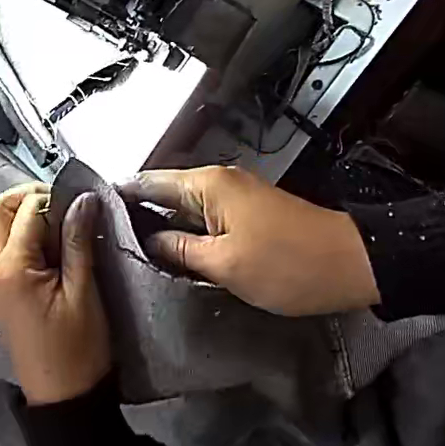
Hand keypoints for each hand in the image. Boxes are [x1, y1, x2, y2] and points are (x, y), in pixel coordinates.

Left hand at [0, 184, 112, 404]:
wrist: (64, 400)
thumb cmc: (77, 349)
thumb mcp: (83, 291)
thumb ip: (78, 240)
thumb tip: (84, 198)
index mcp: (11, 268)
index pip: (27, 210)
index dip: (57, 200)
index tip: (84, 207)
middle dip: (32, 198)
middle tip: (68, 208)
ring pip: (1, 226)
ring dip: (29, 216)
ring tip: (66, 229)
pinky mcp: (3, 290)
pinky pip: (7, 247)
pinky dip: (28, 236)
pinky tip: (57, 248)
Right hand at [121, 166, 378, 316]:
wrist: (351, 263)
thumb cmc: (287, 264)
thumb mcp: (225, 264)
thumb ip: (180, 250)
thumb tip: (148, 241)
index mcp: (208, 184)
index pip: (151, 181)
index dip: (122, 194)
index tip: (92, 211)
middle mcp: (218, 181)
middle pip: (166, 191)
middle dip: (139, 212)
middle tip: (106, 237)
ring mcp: (235, 196)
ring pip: (185, 207)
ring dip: (163, 224)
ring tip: (129, 248)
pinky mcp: (248, 212)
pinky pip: (205, 217)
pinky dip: (186, 231)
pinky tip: (171, 252)